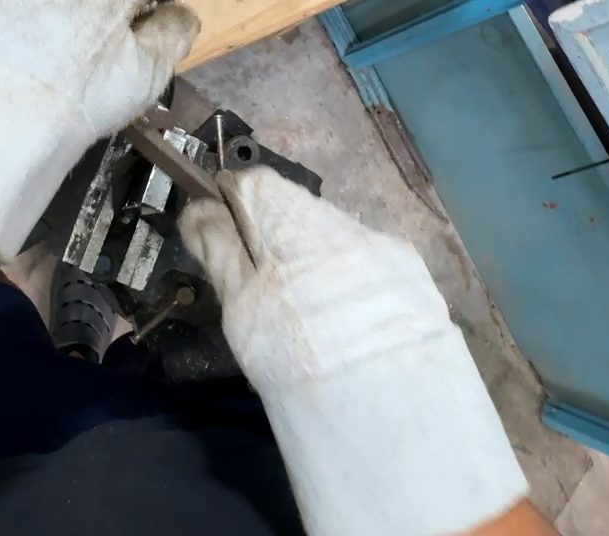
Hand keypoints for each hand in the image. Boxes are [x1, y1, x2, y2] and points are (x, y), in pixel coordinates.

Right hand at [180, 167, 528, 535]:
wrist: (397, 426)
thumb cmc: (299, 369)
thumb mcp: (244, 316)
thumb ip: (221, 253)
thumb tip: (198, 209)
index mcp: (293, 228)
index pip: (255, 182)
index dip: (233, 202)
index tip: (222, 233)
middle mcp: (340, 223)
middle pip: (292, 205)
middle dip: (270, 233)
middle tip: (261, 284)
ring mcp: (380, 245)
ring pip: (326, 231)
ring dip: (307, 253)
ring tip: (305, 305)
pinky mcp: (409, 270)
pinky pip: (361, 256)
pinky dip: (342, 273)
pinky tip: (342, 315)